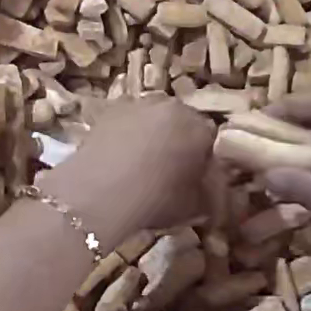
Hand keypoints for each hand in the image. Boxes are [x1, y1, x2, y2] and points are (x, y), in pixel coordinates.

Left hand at [39, 97, 214, 245]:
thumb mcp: (194, 206)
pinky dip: (126, 134)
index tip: (194, 179)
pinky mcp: (109, 110)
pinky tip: (119, 156)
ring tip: (141, 163)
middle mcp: (172, 107)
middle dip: (178, 141)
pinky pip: (125, 121)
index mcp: (200, 127)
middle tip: (169, 169)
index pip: (209, 140)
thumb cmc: (157, 199)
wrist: (101, 192)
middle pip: (181, 122)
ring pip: (152, 118)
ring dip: (152, 134)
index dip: (202, 161)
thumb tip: (205, 190)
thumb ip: (206, 192)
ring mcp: (139, 104)